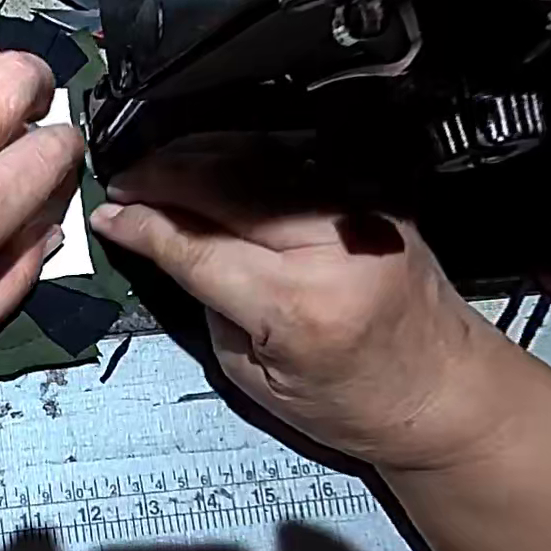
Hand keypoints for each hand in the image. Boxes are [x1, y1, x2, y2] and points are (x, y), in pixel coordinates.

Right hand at [87, 145, 519, 471]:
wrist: (447, 392)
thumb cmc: (337, 398)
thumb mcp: (243, 364)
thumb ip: (202, 294)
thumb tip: (154, 240)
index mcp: (297, 303)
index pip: (195, 246)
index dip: (139, 225)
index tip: (102, 214)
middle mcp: (337, 245)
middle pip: (225, 187)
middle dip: (159, 178)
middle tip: (118, 185)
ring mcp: (365, 211)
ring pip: (257, 158)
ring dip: (192, 157)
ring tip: (149, 169)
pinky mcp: (375, 196)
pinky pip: (290, 157)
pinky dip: (234, 152)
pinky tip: (201, 160)